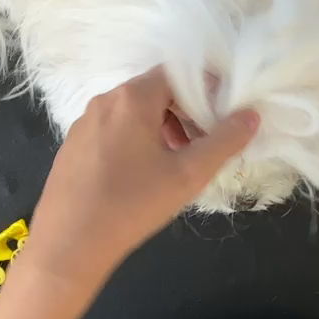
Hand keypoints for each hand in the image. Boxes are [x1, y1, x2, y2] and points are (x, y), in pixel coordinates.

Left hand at [18, 68, 257, 291]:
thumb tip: (250, 115)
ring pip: (133, 115)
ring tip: (176, 166)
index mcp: (132, 98)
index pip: (177, 74)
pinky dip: (136, 143)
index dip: (206, 91)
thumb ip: (224, 141)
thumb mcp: (188, 174)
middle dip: (186, 114)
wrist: (69, 245)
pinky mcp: (72, 148)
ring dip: (162, 130)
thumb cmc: (132, 205)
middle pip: (155, 93)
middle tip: (203, 147)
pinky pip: (113, 132)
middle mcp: (104, 101)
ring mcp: (83, 124)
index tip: (222, 119)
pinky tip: (141, 179)